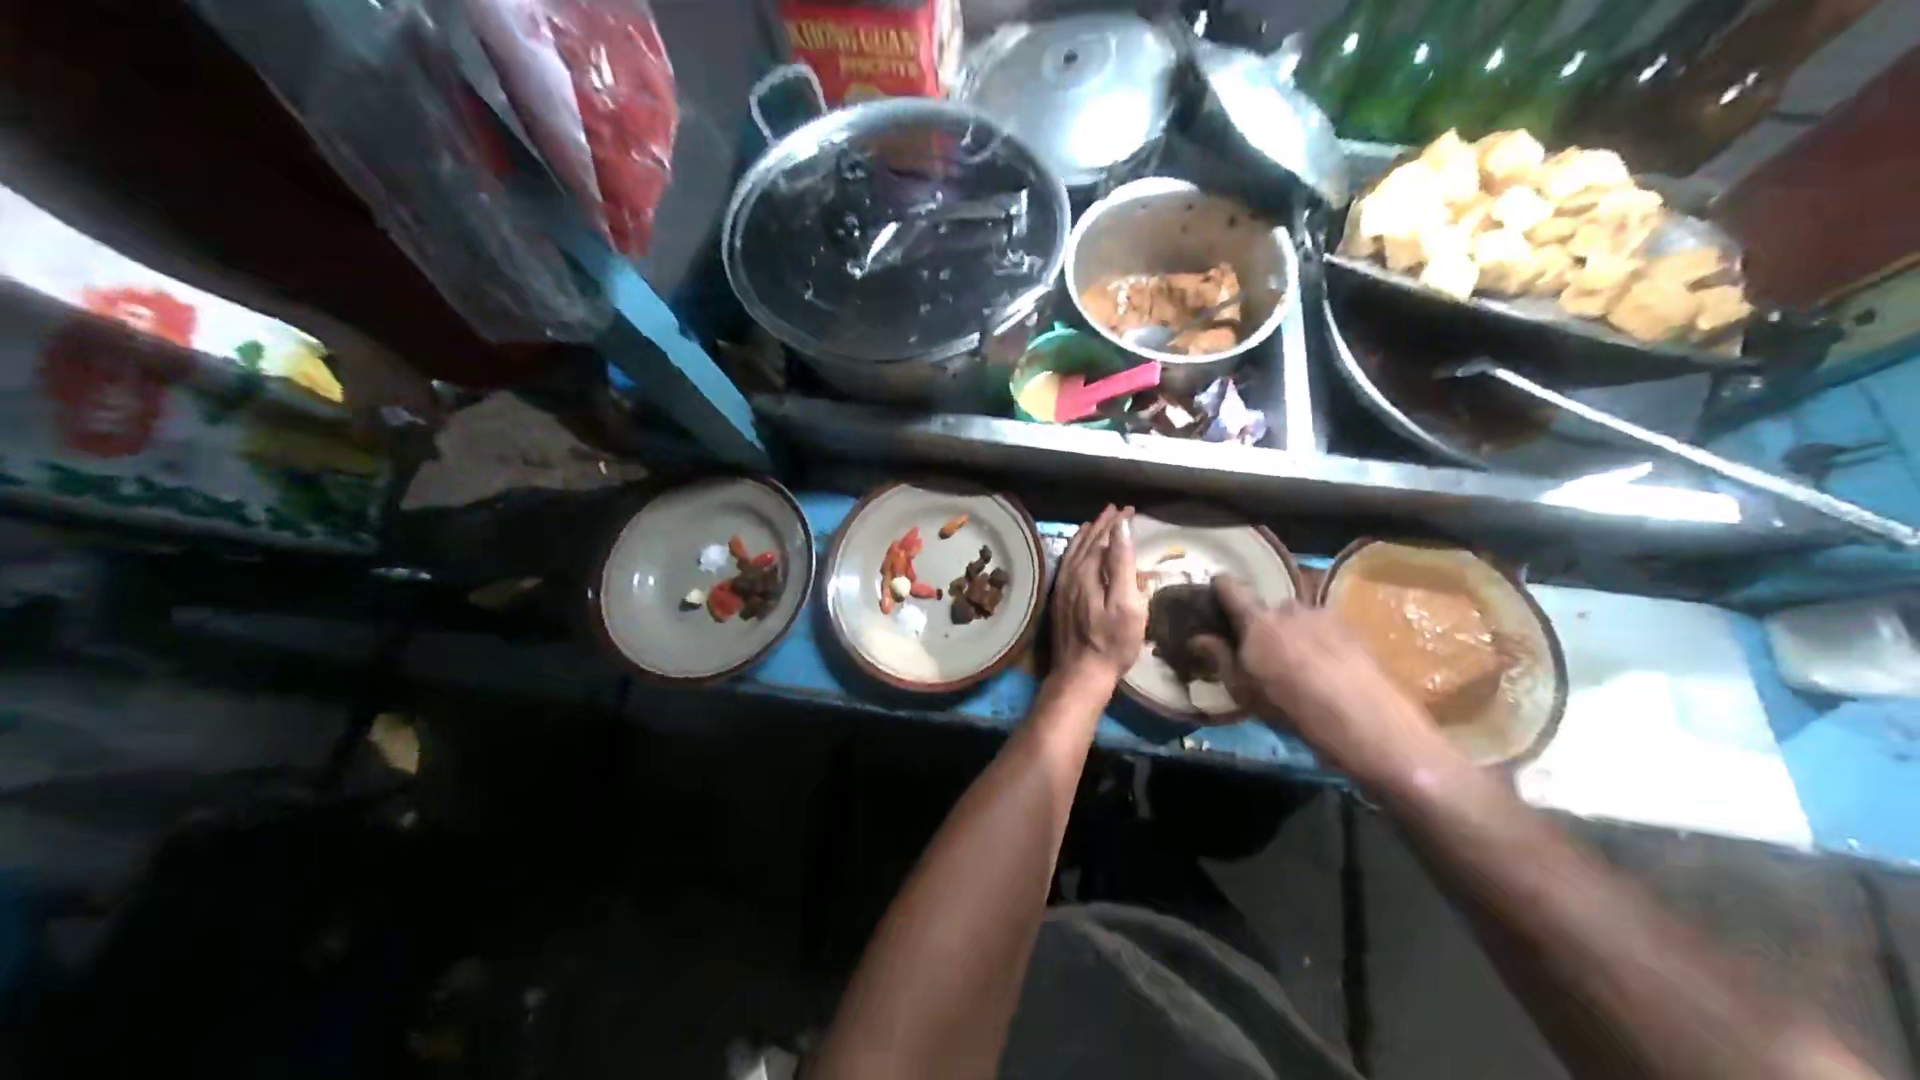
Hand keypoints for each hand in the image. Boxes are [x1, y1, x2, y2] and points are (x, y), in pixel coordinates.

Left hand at [1048, 506, 1147, 685]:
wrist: (1081, 673)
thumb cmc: (1112, 641)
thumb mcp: (1127, 604)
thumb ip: (1122, 564)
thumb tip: (1121, 528)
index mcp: (1088, 571)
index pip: (1104, 537)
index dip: (1117, 522)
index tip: (1130, 510)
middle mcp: (1071, 573)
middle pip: (1087, 541)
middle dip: (1102, 524)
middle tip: (1116, 510)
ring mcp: (1063, 586)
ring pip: (1074, 551)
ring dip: (1087, 534)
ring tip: (1096, 522)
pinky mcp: (1060, 599)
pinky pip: (1067, 563)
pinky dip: (1075, 550)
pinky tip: (1079, 552)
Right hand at [1189, 577, 1448, 778]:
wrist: (1362, 719)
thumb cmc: (1289, 706)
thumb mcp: (1243, 690)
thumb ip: (1219, 658)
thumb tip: (1197, 637)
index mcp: (1257, 621)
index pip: (1232, 589)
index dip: (1221, 586)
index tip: (1216, 590)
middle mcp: (1289, 609)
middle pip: (1270, 607)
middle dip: (1265, 622)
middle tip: (1264, 648)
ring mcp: (1325, 616)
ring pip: (1301, 618)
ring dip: (1296, 631)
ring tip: (1301, 661)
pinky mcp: (1353, 630)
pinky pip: (1327, 629)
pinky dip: (1322, 641)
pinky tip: (1328, 667)